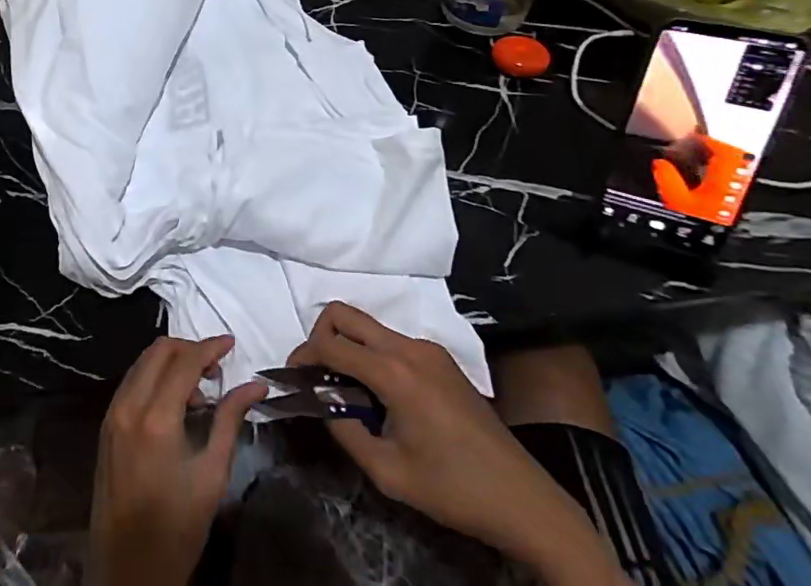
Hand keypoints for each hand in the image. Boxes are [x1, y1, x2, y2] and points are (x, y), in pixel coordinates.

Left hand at [88, 335, 266, 585]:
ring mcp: (111, 417)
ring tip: (200, 391)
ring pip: (142, 363)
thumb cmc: (176, 528)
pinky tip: (176, 404)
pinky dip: (155, 378)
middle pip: (158, 351)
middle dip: (190, 349)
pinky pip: (131, 383)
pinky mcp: (105, 429)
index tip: (232, 344)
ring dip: (172, 363)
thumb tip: (256, 386)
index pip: (184, 361)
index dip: (210, 347)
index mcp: (155, 419)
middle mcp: (127, 408)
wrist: (127, 572)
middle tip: (216, 368)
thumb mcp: (212, 475)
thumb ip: (230, 420)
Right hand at [290, 304, 627, 585]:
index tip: (290, 378)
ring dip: (348, 348)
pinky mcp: (441, 359)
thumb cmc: (451, 489)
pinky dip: (372, 357)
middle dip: (320, 337)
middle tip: (314, 377)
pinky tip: (377, 397)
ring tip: (345, 394)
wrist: (520, 496)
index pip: (331, 343)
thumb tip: (320, 401)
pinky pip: (392, 343)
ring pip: (370, 328)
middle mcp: (410, 347)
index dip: (302, 356)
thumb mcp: (387, 470)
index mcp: (395, 372)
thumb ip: (345, 429)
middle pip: (347, 315)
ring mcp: (429, 350)